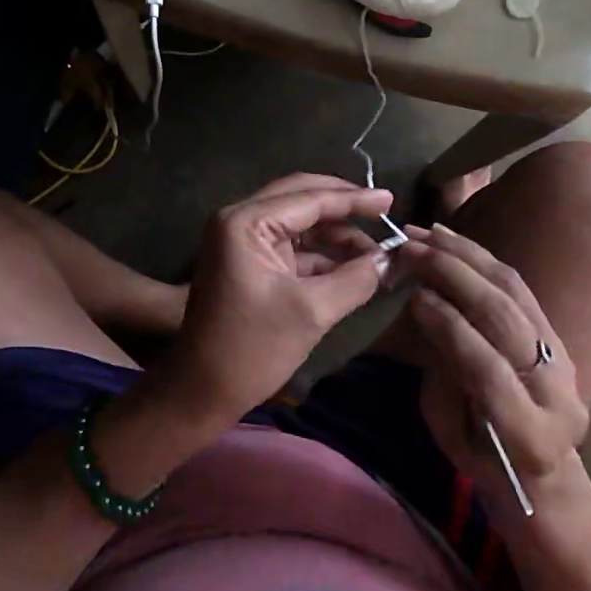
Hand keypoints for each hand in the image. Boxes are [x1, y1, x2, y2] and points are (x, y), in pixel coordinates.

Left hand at [160, 174, 393, 421]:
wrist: (200, 394)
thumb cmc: (251, 349)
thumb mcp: (312, 312)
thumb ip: (357, 279)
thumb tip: (391, 260)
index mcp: (246, 222)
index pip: (310, 197)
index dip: (354, 199)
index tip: (391, 200)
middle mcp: (241, 220)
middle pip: (303, 197)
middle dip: (345, 208)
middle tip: (384, 213)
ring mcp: (244, 240)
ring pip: (301, 222)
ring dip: (337, 235)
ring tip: (376, 253)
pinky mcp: (251, 262)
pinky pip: (294, 245)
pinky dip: (323, 254)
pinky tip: (355, 267)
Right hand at [400, 224, 588, 516]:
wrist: (544, 471)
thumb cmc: (485, 464)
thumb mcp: (450, 436)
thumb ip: (442, 377)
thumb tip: (429, 308)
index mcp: (532, 436)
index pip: (489, 368)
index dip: (450, 328)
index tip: (414, 295)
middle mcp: (558, 390)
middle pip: (505, 317)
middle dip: (454, 274)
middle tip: (412, 248)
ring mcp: (564, 356)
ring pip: (514, 291)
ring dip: (466, 255)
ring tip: (428, 233)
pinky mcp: (556, 332)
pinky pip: (519, 287)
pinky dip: (482, 259)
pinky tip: (453, 242)